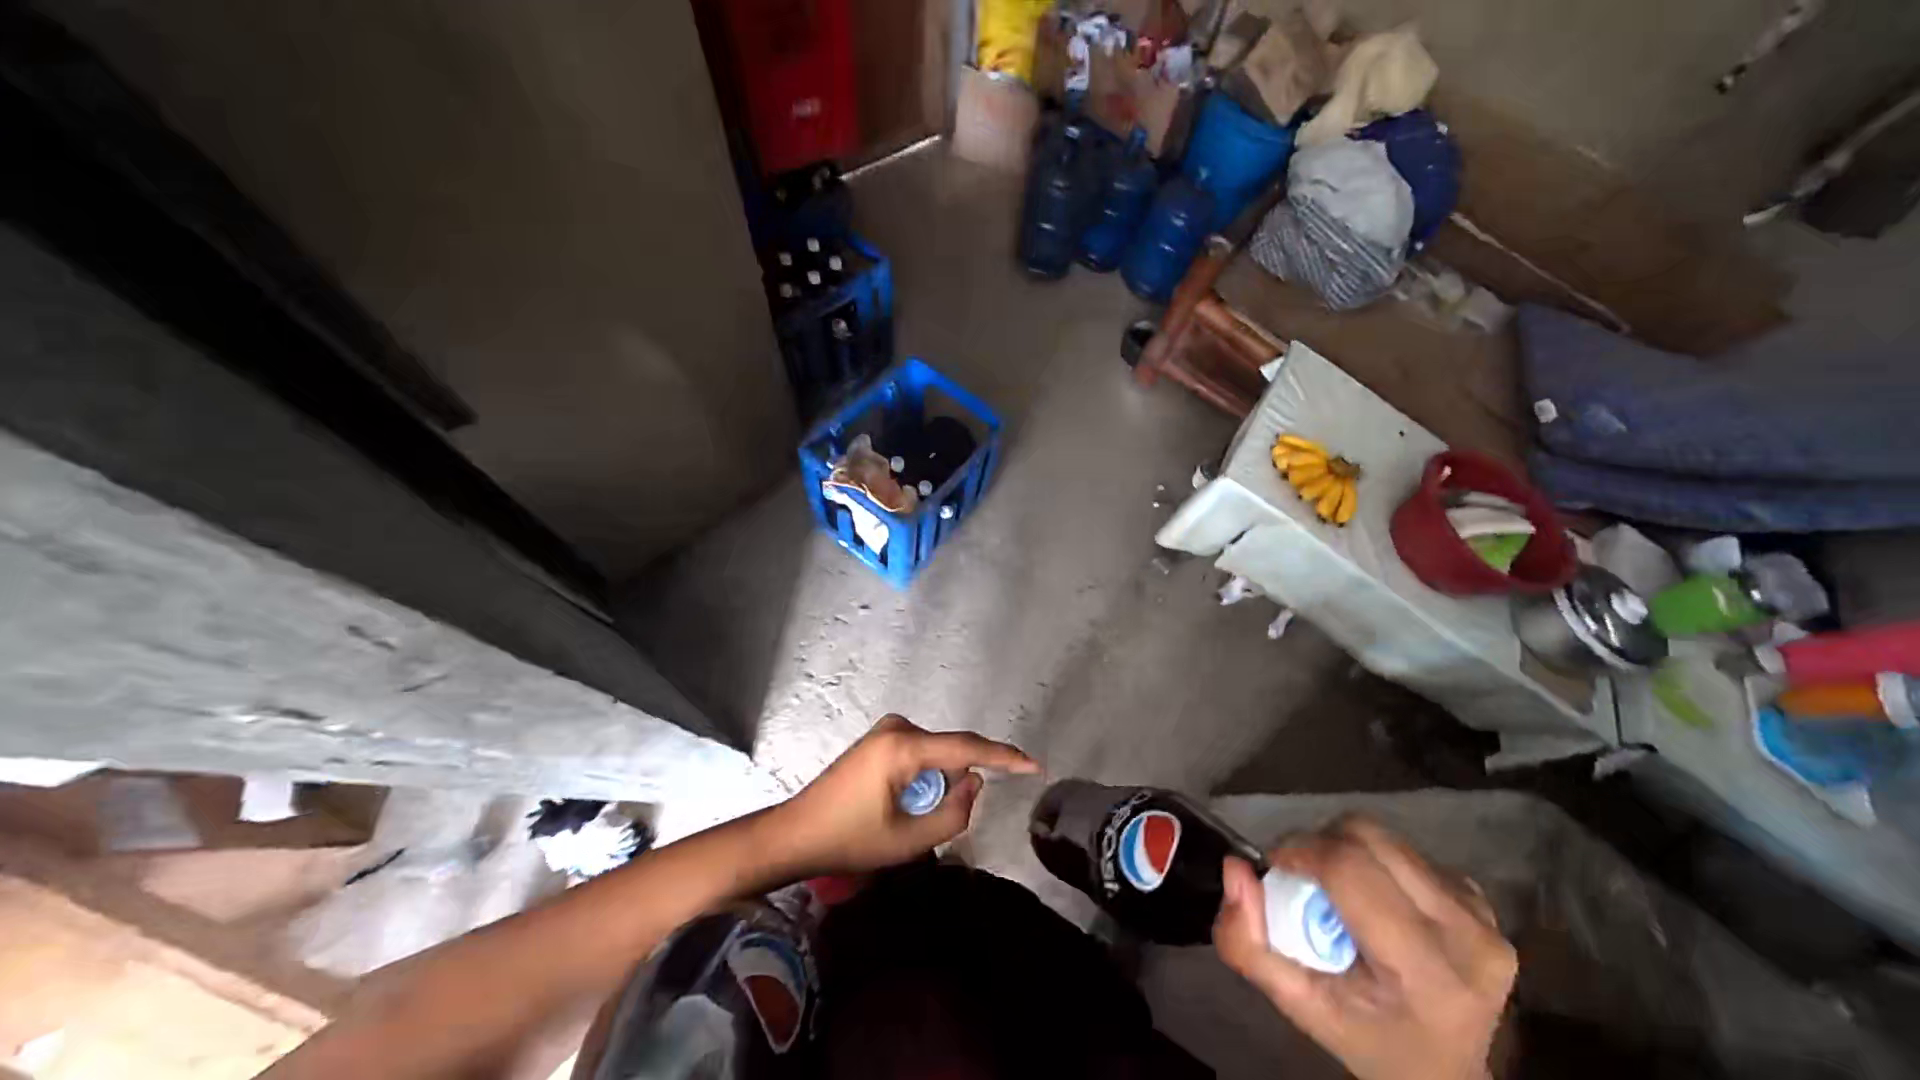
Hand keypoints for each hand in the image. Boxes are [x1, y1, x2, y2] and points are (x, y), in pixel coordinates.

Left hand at [770, 714, 1038, 877]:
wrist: (794, 834)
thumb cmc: (848, 840)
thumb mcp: (909, 840)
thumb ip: (953, 813)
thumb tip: (973, 782)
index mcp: (903, 747)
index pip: (966, 747)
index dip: (1004, 757)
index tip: (1034, 765)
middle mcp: (897, 728)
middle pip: (950, 755)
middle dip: (952, 787)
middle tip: (922, 824)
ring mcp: (886, 730)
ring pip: (936, 758)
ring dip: (935, 787)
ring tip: (902, 818)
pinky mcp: (880, 740)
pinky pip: (920, 756)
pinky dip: (922, 780)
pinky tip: (897, 805)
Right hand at [1213, 817, 1514, 1079]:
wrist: (1443, 1073)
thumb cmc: (1367, 1042)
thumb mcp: (1298, 1006)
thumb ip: (1249, 943)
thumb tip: (1236, 868)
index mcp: (1426, 971)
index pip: (1351, 871)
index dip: (1299, 852)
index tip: (1273, 867)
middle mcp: (1467, 935)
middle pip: (1368, 840)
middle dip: (1318, 845)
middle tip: (1299, 878)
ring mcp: (1484, 916)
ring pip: (1386, 838)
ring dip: (1346, 850)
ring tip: (1334, 890)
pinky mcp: (1483, 903)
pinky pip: (1408, 854)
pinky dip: (1376, 862)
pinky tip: (1373, 900)